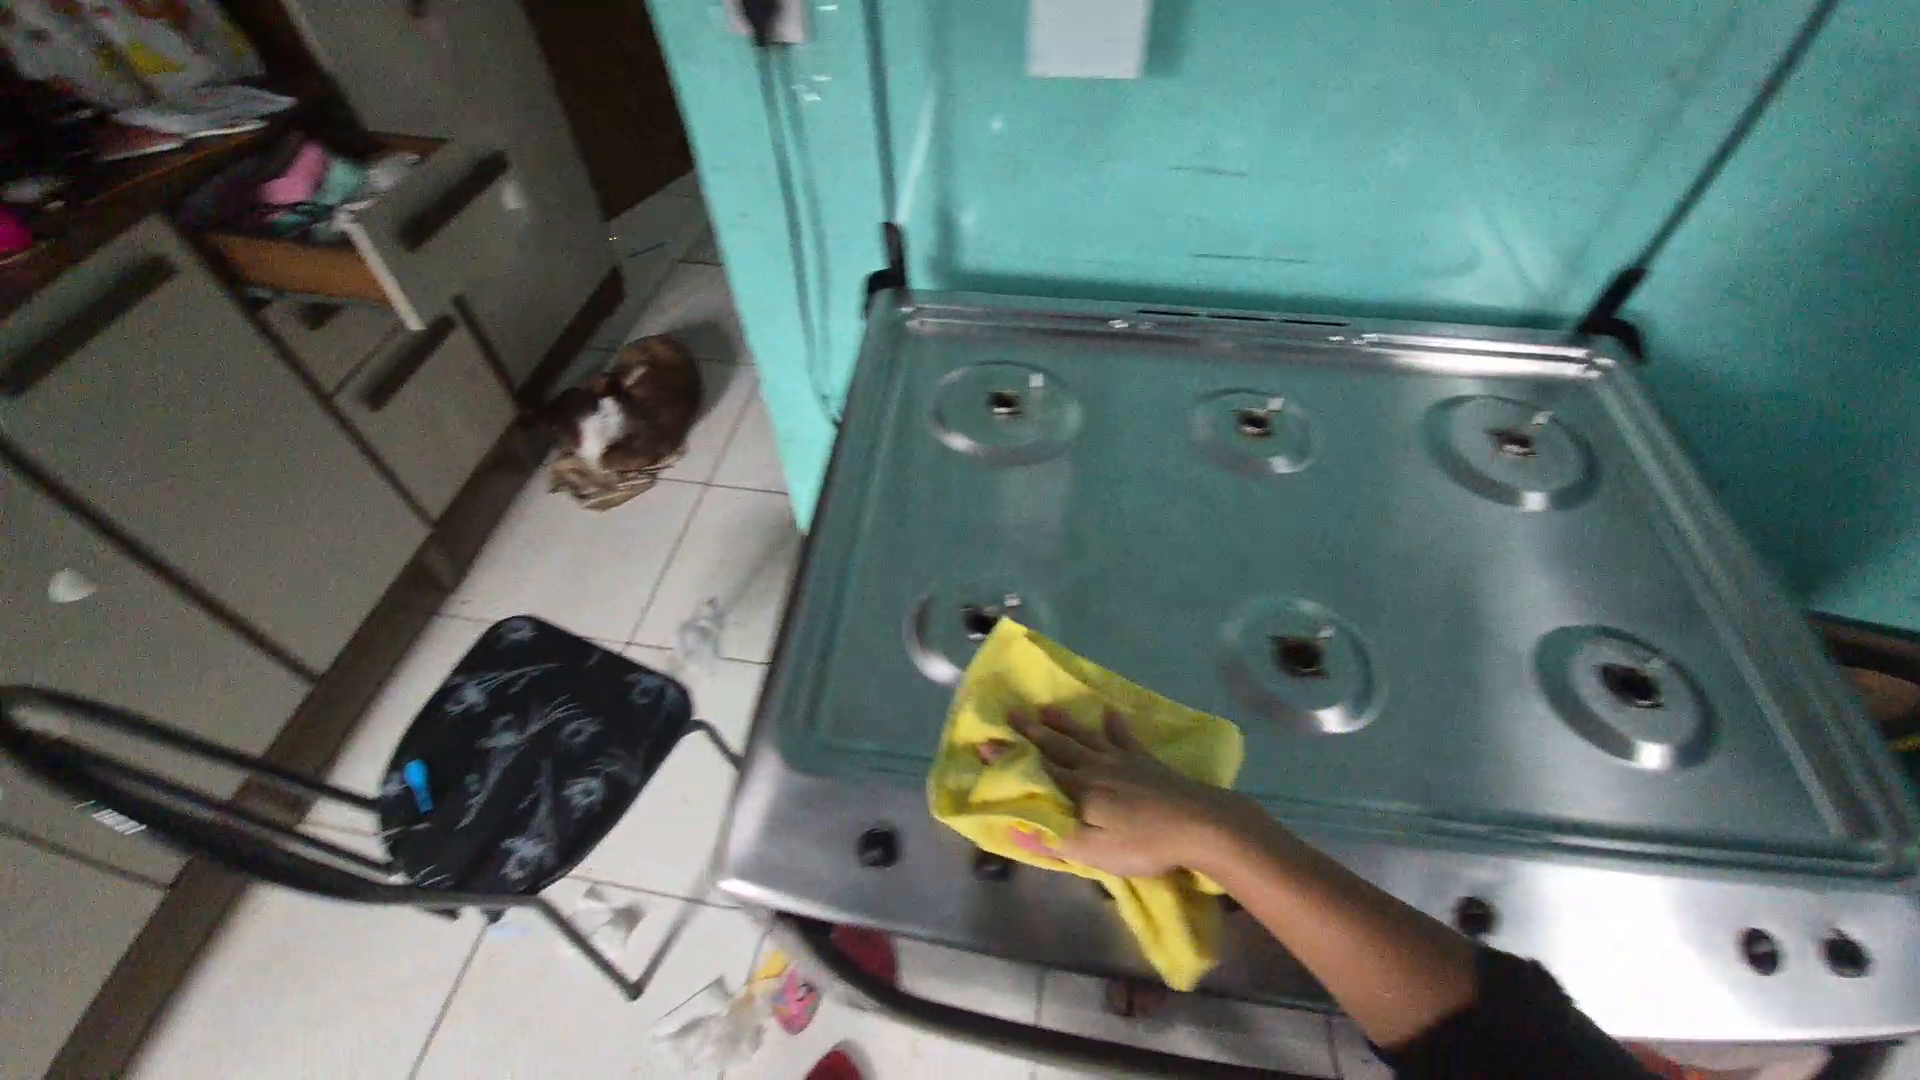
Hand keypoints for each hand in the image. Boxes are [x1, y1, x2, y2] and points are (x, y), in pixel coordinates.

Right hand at [1009, 707, 1255, 878]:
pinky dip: (1115, 726)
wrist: (1201, 825)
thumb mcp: (1095, 852)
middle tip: (1012, 713)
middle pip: (1058, 746)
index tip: (985, 742)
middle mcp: (1095, 767)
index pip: (1037, 770)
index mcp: (1079, 789)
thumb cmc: (1144, 843)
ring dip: (1064, 723)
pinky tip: (1109, 713)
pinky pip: (1125, 739)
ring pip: (1086, 737)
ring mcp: (1123, 761)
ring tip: (1046, 709)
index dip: (1010, 758)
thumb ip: (1055, 838)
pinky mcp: (1147, 762)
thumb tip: (1015, 826)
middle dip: (1032, 732)